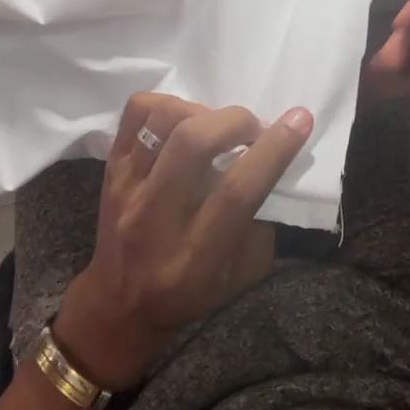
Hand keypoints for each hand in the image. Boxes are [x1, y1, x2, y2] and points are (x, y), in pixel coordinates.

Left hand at [54, 92, 314, 390]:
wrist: (119, 305)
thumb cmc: (192, 292)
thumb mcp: (242, 274)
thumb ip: (262, 221)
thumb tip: (275, 160)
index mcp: (194, 258)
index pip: (236, 192)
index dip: (273, 150)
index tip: (299, 120)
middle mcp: (155, 219)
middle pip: (194, 145)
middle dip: (236, 121)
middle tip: (253, 128)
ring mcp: (126, 190)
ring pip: (164, 122)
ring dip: (203, 111)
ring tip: (217, 125)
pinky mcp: (110, 168)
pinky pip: (135, 114)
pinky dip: (166, 105)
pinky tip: (184, 120)